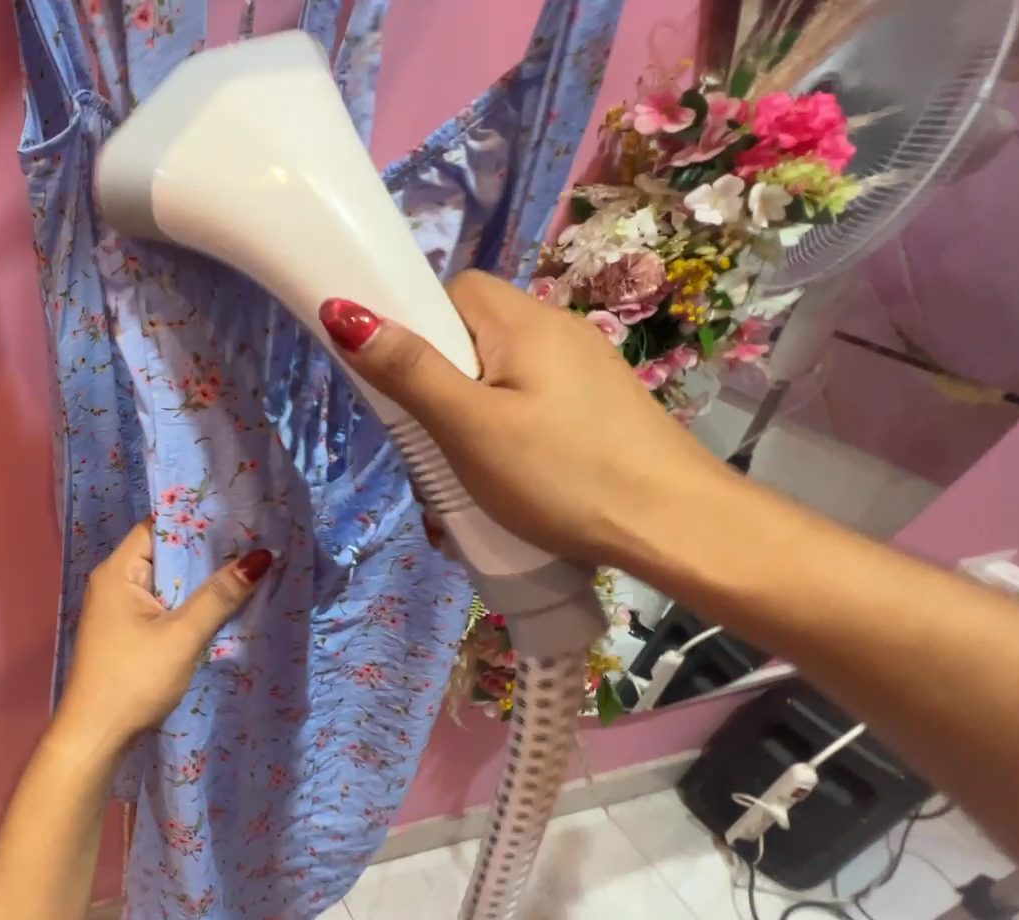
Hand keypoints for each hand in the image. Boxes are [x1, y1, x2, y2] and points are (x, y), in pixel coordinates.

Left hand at [53, 520, 271, 755]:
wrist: (96, 736)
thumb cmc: (133, 679)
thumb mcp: (182, 636)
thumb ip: (219, 595)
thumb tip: (261, 557)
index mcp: (118, 572)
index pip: (157, 527)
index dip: (196, 521)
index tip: (238, 518)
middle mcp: (114, 583)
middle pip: (164, 554)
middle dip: (205, 552)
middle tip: (254, 542)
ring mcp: (119, 609)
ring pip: (166, 583)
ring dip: (199, 582)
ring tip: (247, 569)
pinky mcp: (127, 633)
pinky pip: (162, 606)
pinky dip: (188, 605)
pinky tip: (220, 606)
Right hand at [318, 271, 737, 570]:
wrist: (674, 529)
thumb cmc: (561, 474)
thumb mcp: (469, 427)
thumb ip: (408, 372)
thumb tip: (344, 313)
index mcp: (523, 323)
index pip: (450, 292)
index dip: (414, 326)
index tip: (397, 382)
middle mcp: (554, 333)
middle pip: (466, 339)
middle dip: (430, 389)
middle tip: (426, 444)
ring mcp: (577, 373)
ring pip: (490, 380)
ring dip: (458, 424)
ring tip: (458, 478)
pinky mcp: (589, 409)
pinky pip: (519, 408)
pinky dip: (493, 438)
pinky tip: (497, 483)